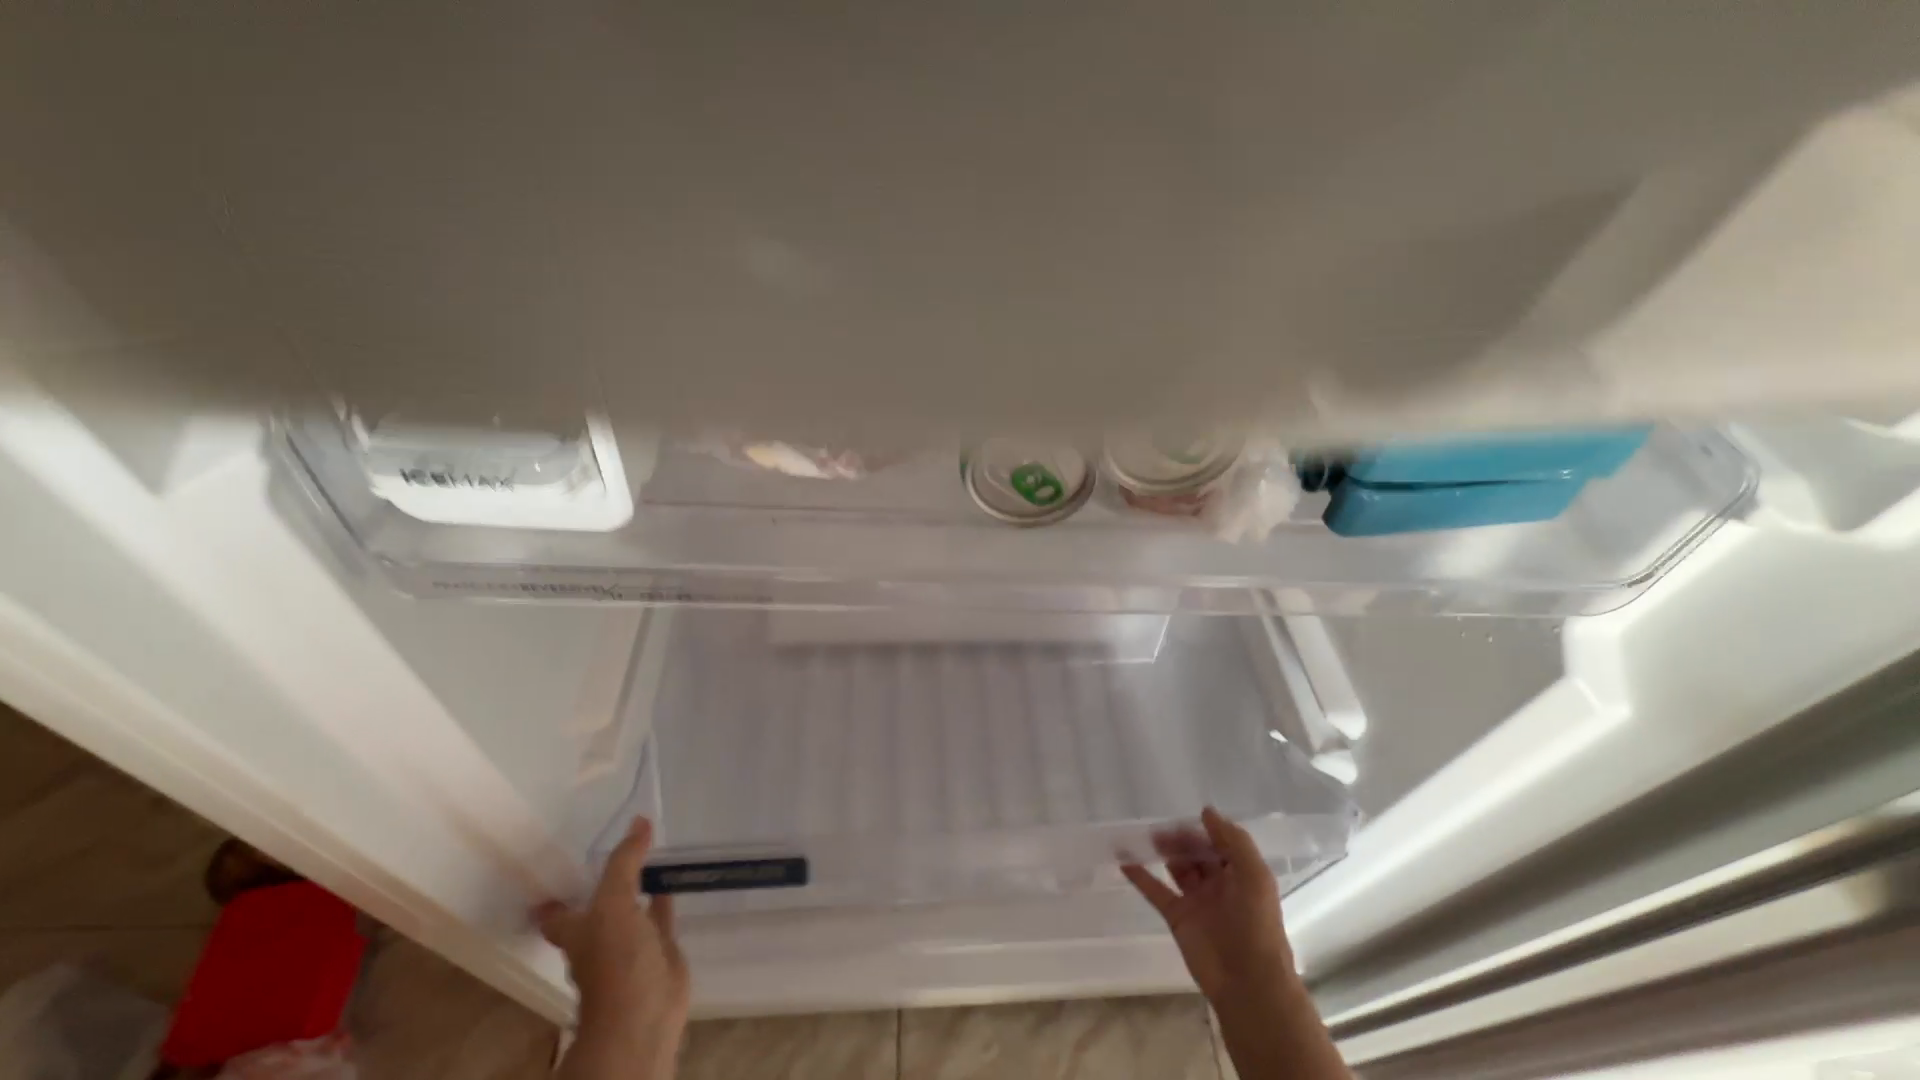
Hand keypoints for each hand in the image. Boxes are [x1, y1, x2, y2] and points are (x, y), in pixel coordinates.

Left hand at [536, 817, 689, 1079]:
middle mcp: (598, 935)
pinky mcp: (659, 949)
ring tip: (649, 851)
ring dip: (637, 885)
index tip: (561, 861)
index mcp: (575, 929)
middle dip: (602, 881)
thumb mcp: (614, 902)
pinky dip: (664, 899)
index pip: (557, 908)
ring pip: (631, 907)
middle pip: (596, 905)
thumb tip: (640, 820)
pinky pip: (660, 917)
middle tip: (614, 846)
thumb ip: (625, 861)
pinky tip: (673, 879)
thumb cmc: (616, 960)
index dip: (557, 889)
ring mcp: (629, 944)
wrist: (645, 1013)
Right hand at [1122, 806, 1296, 1004]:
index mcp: (1241, 874)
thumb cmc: (1256, 924)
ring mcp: (1196, 901)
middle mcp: (1219, 884)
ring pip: (1176, 869)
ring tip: (1143, 838)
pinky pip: (1156, 891)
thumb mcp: (1254, 875)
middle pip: (1196, 854)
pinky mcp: (1177, 917)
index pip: (1220, 843)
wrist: (1247, 980)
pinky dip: (1140, 877)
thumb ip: (1234, 841)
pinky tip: (1125, 861)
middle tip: (1159, 831)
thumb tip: (1207, 812)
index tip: (1183, 819)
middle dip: (1179, 840)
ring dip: (1162, 852)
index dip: (1204, 831)